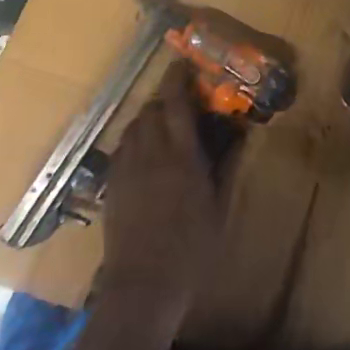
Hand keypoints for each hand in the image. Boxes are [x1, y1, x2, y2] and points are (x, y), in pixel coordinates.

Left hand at [98, 61, 223, 325]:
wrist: (143, 286)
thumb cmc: (192, 250)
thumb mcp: (218, 207)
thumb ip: (226, 166)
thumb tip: (238, 134)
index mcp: (180, 157)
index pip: (175, 103)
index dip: (178, 78)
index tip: (185, 63)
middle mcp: (149, 154)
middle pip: (151, 109)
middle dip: (165, 98)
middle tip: (182, 102)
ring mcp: (126, 169)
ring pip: (133, 126)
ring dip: (149, 117)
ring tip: (164, 126)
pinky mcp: (112, 185)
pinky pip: (122, 147)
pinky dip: (135, 138)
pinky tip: (146, 153)